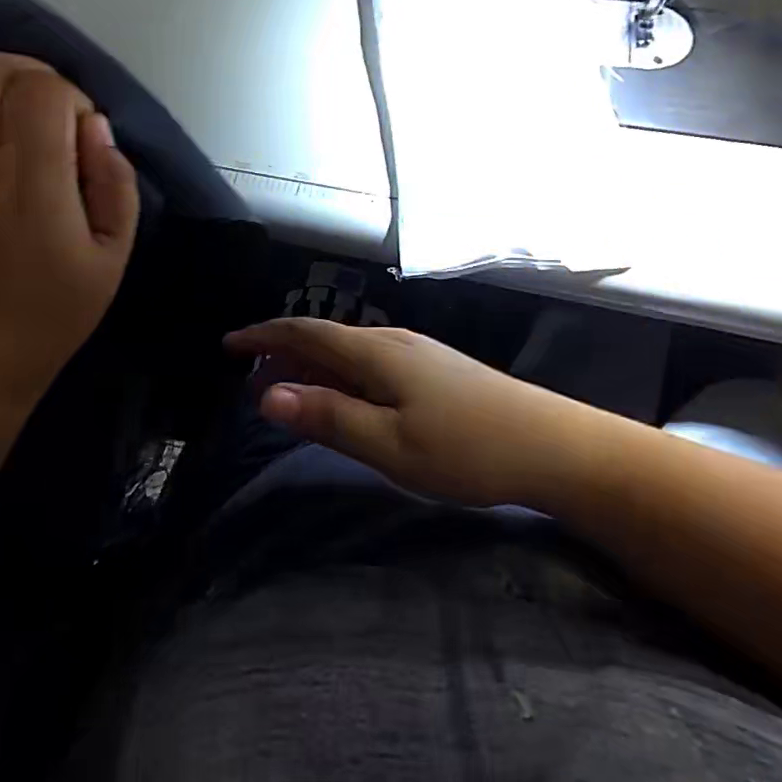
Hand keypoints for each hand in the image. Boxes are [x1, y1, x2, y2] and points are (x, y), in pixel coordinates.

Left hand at [0, 49, 137, 410]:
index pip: (43, 89)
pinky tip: (13, 163)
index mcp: (30, 181)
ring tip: (38, 138)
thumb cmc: (52, 314)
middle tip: (62, 118)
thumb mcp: (112, 257)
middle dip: (34, 73)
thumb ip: (115, 186)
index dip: (76, 99)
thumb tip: (98, 132)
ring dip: (7, 92)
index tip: (89, 142)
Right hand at [224, 319, 622, 507]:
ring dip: (315, 366)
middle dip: (285, 353)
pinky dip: (345, 374)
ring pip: (352, 350)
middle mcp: (396, 341)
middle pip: (327, 337)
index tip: (229, 345)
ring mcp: (422, 353)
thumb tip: (268, 394)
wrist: (552, 444)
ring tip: (292, 390)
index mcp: (378, 353)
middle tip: (254, 382)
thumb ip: (329, 417)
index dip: (264, 336)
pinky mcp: (439, 369)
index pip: (306, 332)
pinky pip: (374, 361)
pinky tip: (350, 397)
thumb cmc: (467, 448)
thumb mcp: (389, 443)